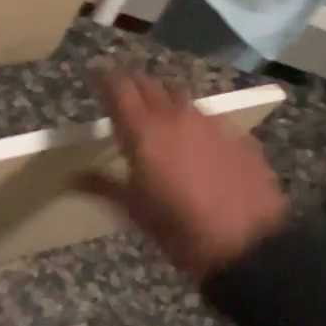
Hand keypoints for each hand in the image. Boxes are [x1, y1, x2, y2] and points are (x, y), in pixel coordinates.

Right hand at [79, 72, 288, 278]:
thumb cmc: (182, 231)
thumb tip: (72, 176)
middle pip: (148, 83)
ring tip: (157, 114)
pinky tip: (195, 140)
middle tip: (121, 93)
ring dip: (163, 98)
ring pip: (179, 95)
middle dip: (132, 83)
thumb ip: (103, 186)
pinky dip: (192, 119)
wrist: (253, 246)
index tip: (95, 79)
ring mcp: (210, 122)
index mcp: (143, 131)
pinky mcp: (238, 135)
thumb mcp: (136, 212)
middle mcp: (175, 116)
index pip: (118, 87)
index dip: (104, 80)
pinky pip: (207, 116)